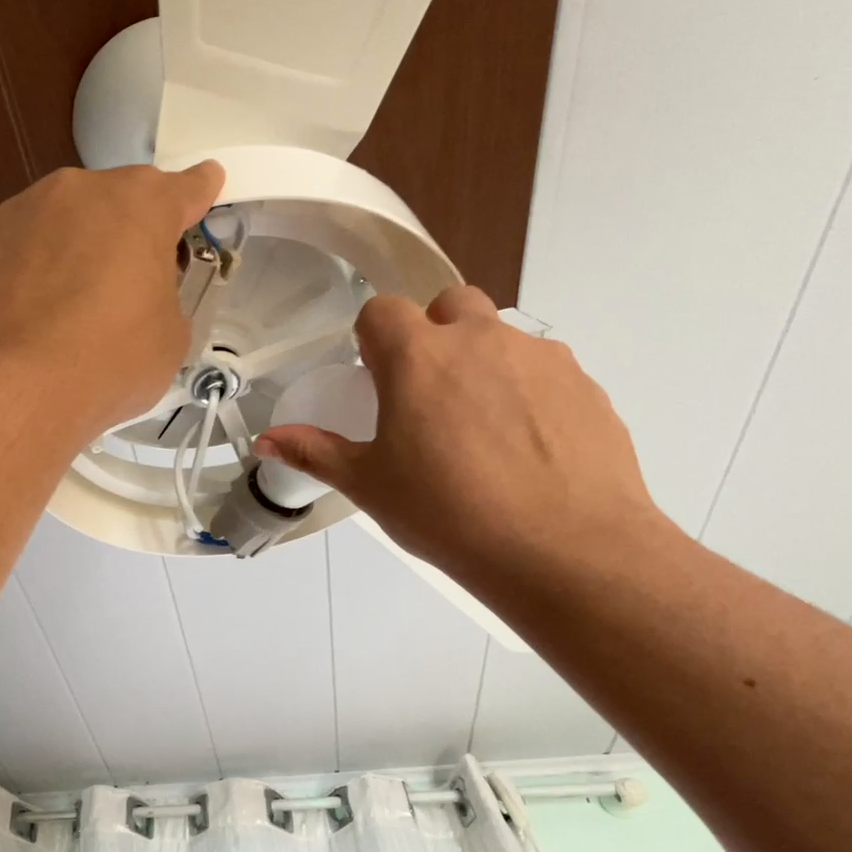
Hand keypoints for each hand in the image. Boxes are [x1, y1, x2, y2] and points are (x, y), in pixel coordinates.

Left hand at [0, 162, 224, 430]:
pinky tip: (32, 318)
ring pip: (63, 224)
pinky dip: (33, 274)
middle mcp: (80, 191)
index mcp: (142, 203)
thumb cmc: (107, 361)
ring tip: (70, 309)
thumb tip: (139, 298)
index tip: (202, 192)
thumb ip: (164, 298)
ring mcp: (23, 213)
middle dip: (125, 234)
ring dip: (73, 251)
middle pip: (115, 204)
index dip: (197, 196)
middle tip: (126, 286)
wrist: (11, 387)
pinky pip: (24, 253)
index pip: (184, 188)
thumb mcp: (169, 339)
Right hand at [254, 286, 672, 580]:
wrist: (563, 547)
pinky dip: (524, 394)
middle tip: (422, 394)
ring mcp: (541, 358)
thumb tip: (266, 440)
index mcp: (418, 357)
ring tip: (474, 431)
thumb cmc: (445, 511)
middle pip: (449, 305)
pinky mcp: (586, 386)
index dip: (371, 338)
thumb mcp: (368, 484)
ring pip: (500, 338)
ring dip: (479, 363)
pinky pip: (542, 372)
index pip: (382, 310)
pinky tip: (519, 450)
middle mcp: (481, 340)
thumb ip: (314, 451)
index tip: (371, 377)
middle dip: (431, 334)